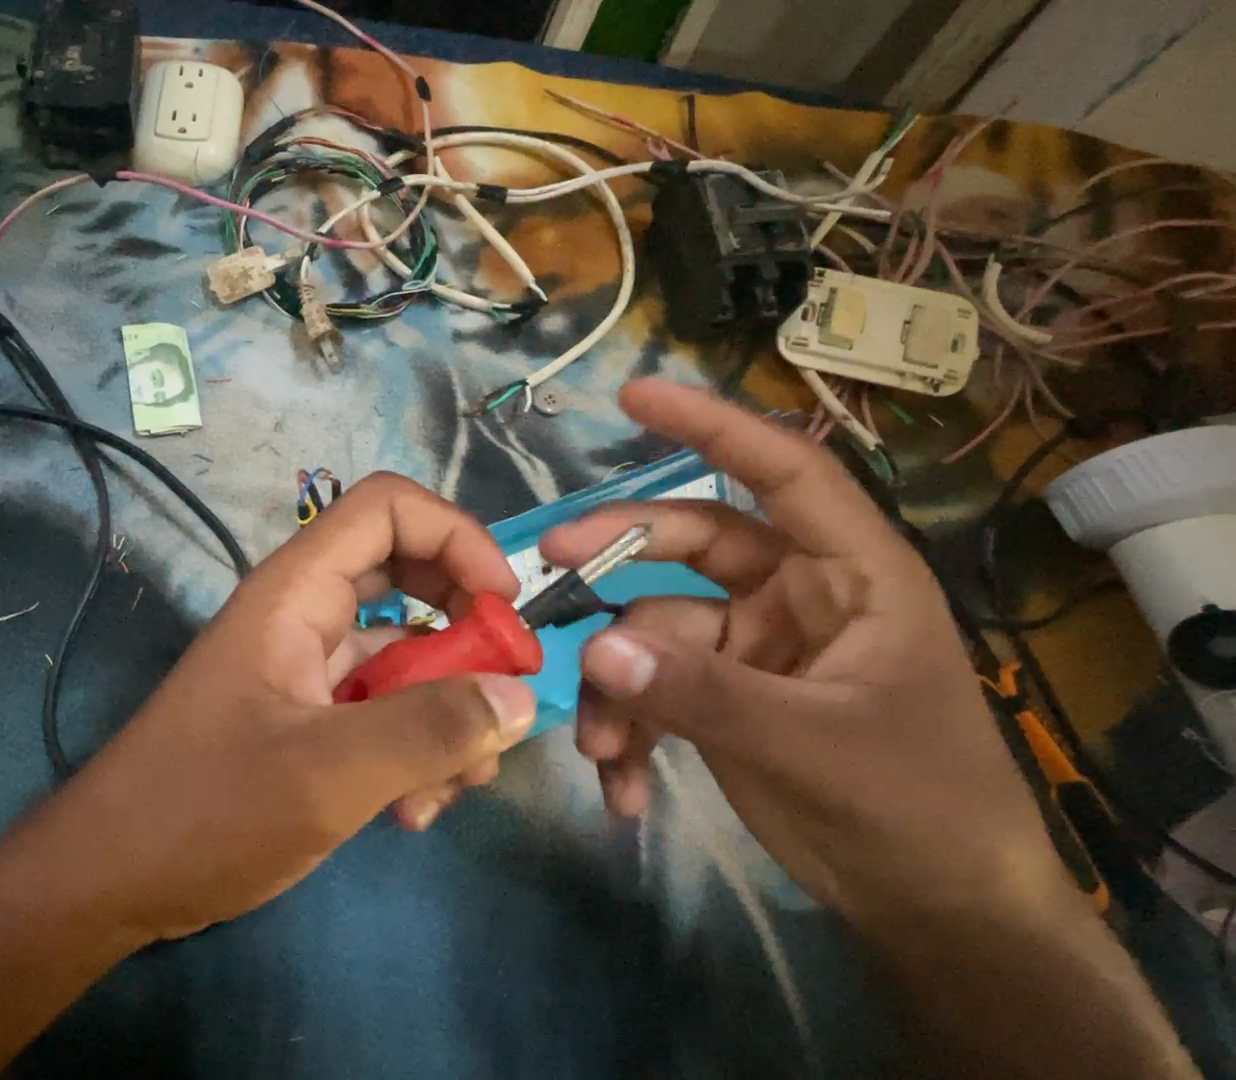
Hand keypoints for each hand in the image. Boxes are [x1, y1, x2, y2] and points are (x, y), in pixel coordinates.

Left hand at [14, 473, 536, 940]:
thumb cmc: (206, 809)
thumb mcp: (327, 773)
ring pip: (404, 657)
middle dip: (465, 634)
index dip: (456, 537)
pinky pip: (382, 712)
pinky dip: (413, 750)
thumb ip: (429, 730)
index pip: (387, 509)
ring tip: (452, 786)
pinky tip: (412, 813)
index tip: (504, 608)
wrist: (112, 879)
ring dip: (445, 712)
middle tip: (503, 695)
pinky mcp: (308, 723)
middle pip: (407, 579)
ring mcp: (306, 672)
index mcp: (295, 593)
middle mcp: (303, 617)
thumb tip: (520, 697)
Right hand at [540, 378, 1071, 932]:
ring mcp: (750, 648)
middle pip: (687, 545)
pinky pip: (652, 691)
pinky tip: (624, 788)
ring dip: (617, 688)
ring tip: (602, 750)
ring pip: (652, 632)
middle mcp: (793, 596)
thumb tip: (596, 650)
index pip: (784, 473)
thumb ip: (701, 693)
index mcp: (850, 575)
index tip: (633, 396)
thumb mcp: (810, 743)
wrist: (932, 908)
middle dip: (616, 556)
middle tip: (548, 564)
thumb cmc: (913, 805)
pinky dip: (629, 733)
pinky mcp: (719, 697)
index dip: (713, 425)